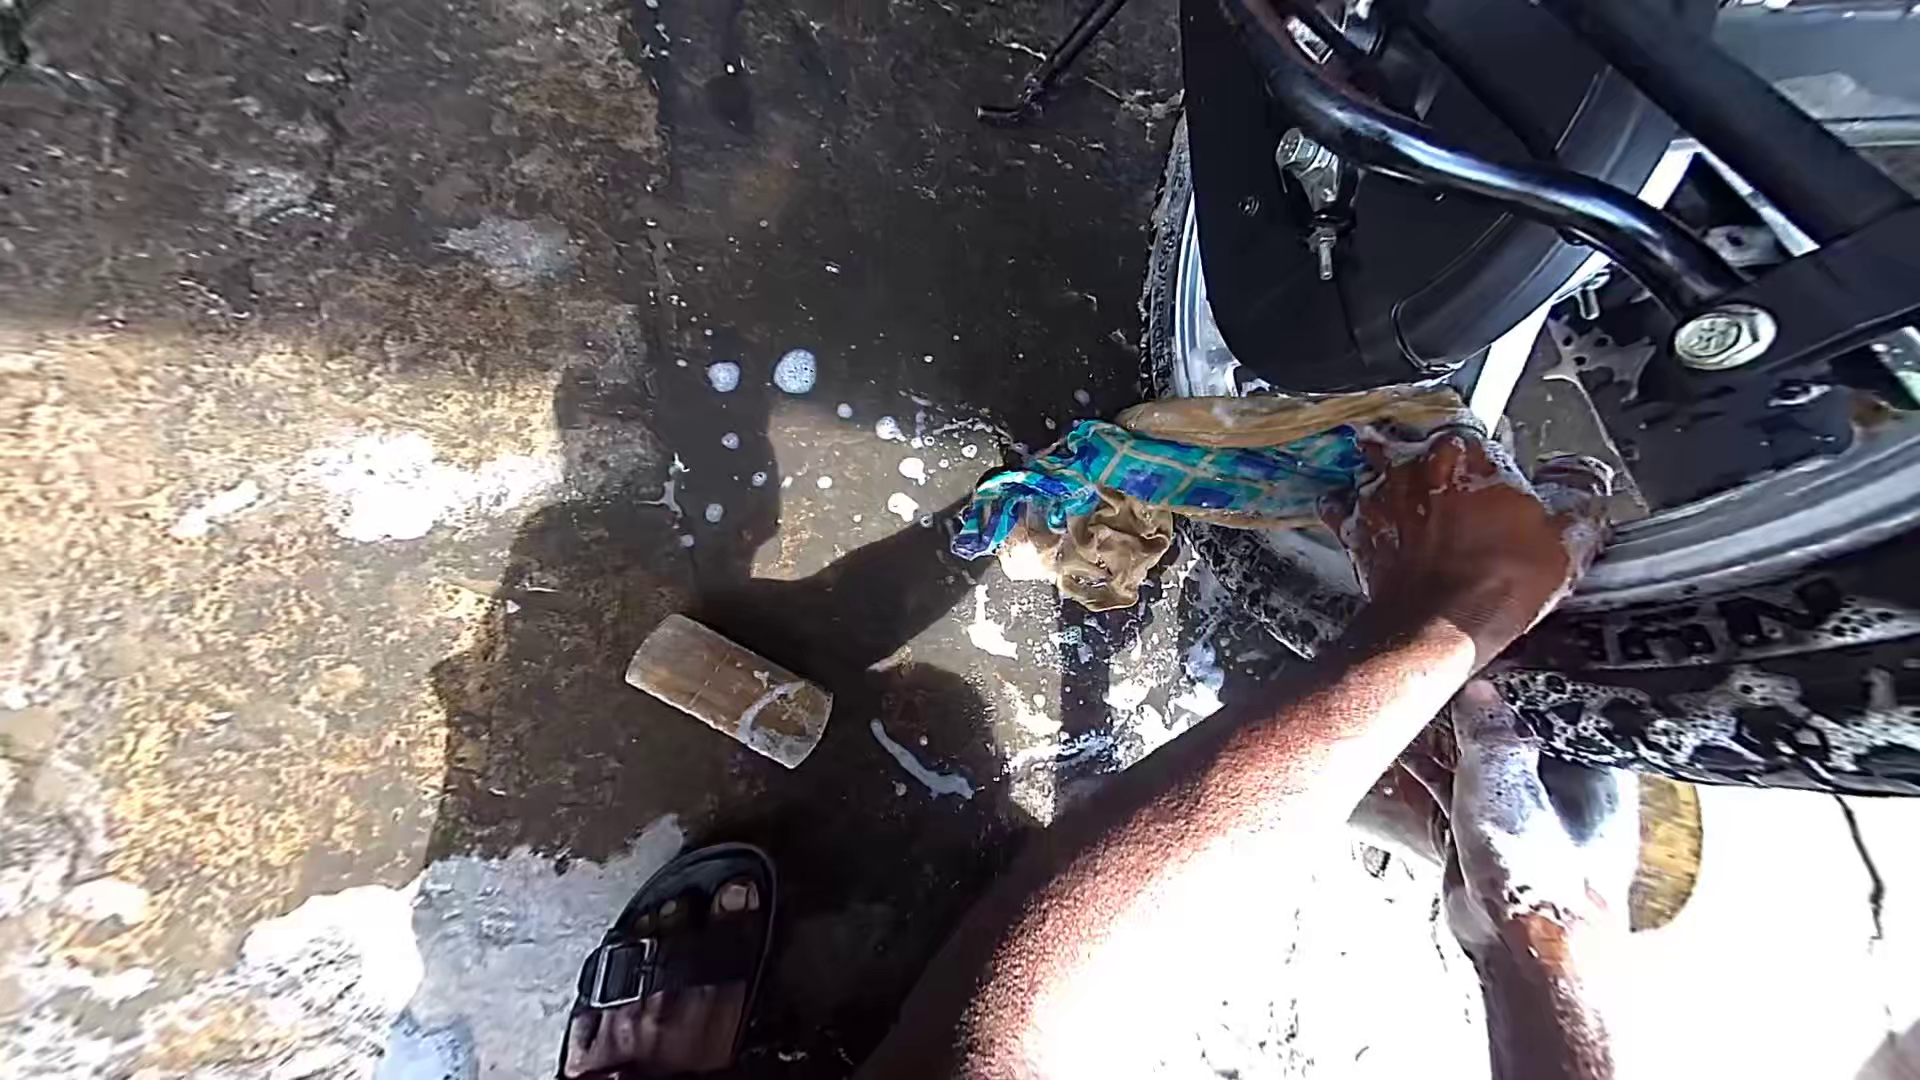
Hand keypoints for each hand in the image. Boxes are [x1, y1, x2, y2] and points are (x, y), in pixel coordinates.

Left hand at [1320, 425, 1611, 661]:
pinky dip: (1347, 505)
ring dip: (1383, 474)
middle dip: (1422, 449)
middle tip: (1442, 468)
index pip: (1470, 422)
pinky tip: (1364, 512)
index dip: (1482, 437)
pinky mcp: (1352, 527)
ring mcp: (1374, 496)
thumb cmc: (1500, 578)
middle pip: (1409, 440)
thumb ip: (1578, 485)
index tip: (1492, 452)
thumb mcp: (1569, 529)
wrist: (1439, 621)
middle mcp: (1409, 467)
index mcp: (1461, 453)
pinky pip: (1338, 504)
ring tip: (1406, 488)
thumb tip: (1579, 470)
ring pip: (1370, 467)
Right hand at [1409, 680, 1638, 952]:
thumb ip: (1492, 732)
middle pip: (1513, 727)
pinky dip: (1426, 762)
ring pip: (1477, 752)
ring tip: (1410, 696)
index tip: (1491, 649)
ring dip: (1444, 730)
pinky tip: (1398, 744)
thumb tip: (1479, 686)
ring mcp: (1517, 805)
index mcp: (1590, 774)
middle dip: (1476, 702)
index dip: (1529, 679)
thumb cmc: (1535, 865)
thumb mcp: (1507, 784)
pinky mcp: (1482, 823)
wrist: (1517, 940)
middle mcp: (1558, 786)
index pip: (1562, 709)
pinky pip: (1450, 780)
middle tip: (1439, 667)